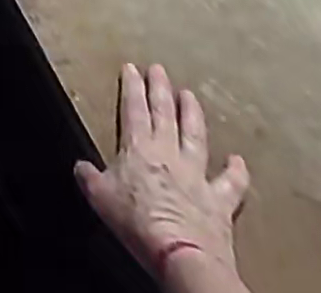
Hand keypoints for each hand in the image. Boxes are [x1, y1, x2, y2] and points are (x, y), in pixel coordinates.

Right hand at [76, 65, 250, 289]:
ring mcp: (197, 176)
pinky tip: (238, 158)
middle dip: (160, 90)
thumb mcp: (98, 194)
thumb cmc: (134, 219)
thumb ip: (89, 175)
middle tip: (159, 69)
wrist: (181, 253)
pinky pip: (231, 183)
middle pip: (164, 115)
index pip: (133, 109)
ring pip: (196, 138)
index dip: (131, 87)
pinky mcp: (220, 201)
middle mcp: (168, 154)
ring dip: (192, 115)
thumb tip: (82, 167)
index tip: (131, 67)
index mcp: (137, 148)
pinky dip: (236, 170)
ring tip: (190, 95)